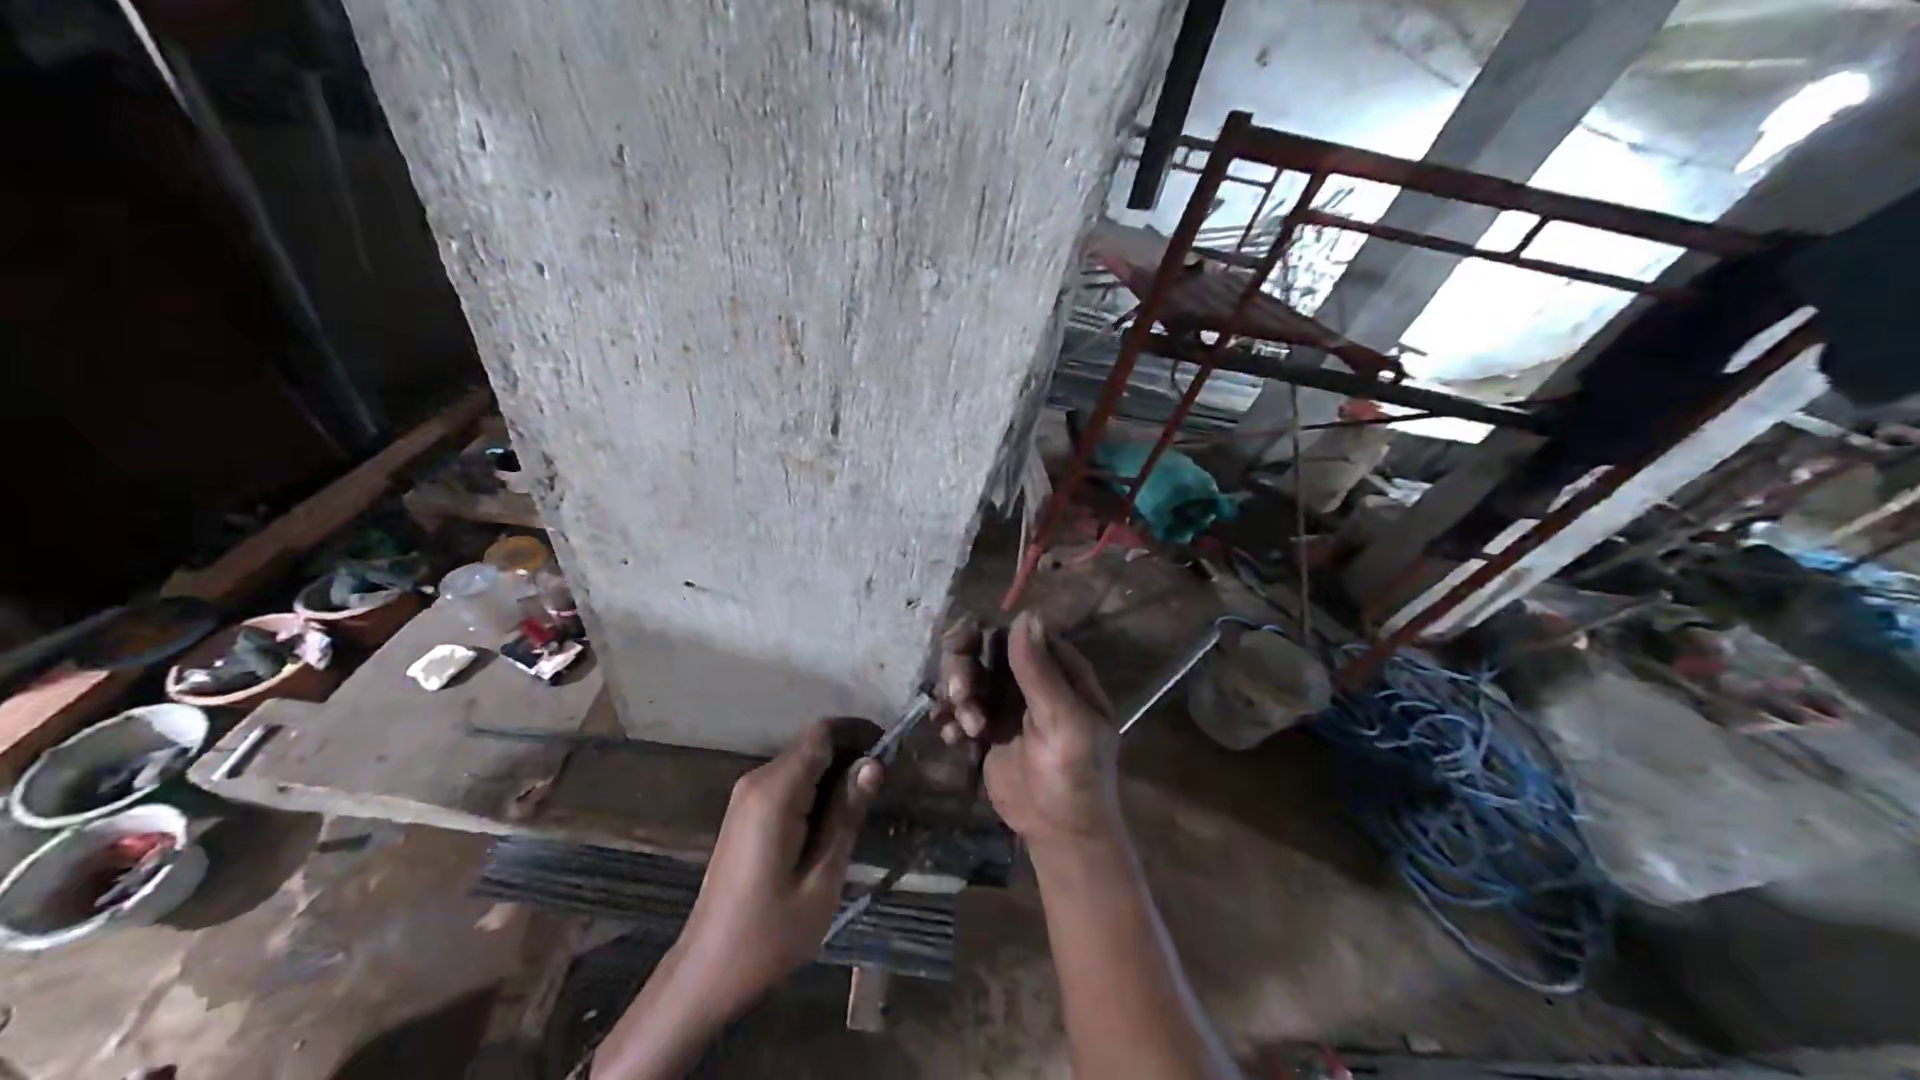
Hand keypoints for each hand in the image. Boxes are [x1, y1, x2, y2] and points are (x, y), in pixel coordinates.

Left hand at [589, 723, 882, 1079]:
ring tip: (873, 800)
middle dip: (854, 751)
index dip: (861, 732)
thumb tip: (874, 764)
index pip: (822, 733)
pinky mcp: (747, 814)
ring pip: (803, 762)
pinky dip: (820, 788)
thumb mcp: (822, 878)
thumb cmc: (770, 934)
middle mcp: (757, 782)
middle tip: (892, 781)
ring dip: (839, 771)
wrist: (707, 973)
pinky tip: (840, 818)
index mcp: (775, 792)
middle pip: (813, 744)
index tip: (895, 752)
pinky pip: (791, 783)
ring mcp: (747, 797)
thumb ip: (846, 814)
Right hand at [938, 611, 1122, 850]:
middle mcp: (1031, 678)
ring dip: (958, 696)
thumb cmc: (1075, 776)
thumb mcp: (1064, 722)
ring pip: (968, 675)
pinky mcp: (988, 726)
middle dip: (964, 668)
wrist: (1060, 833)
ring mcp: (1007, 702)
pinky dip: (951, 717)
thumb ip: (1041, 672)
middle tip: (959, 696)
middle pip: (984, 649)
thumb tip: (1027, 614)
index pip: (1017, 632)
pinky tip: (953, 738)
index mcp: (1060, 669)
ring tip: (967, 729)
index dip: (985, 635)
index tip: (962, 649)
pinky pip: (960, 706)